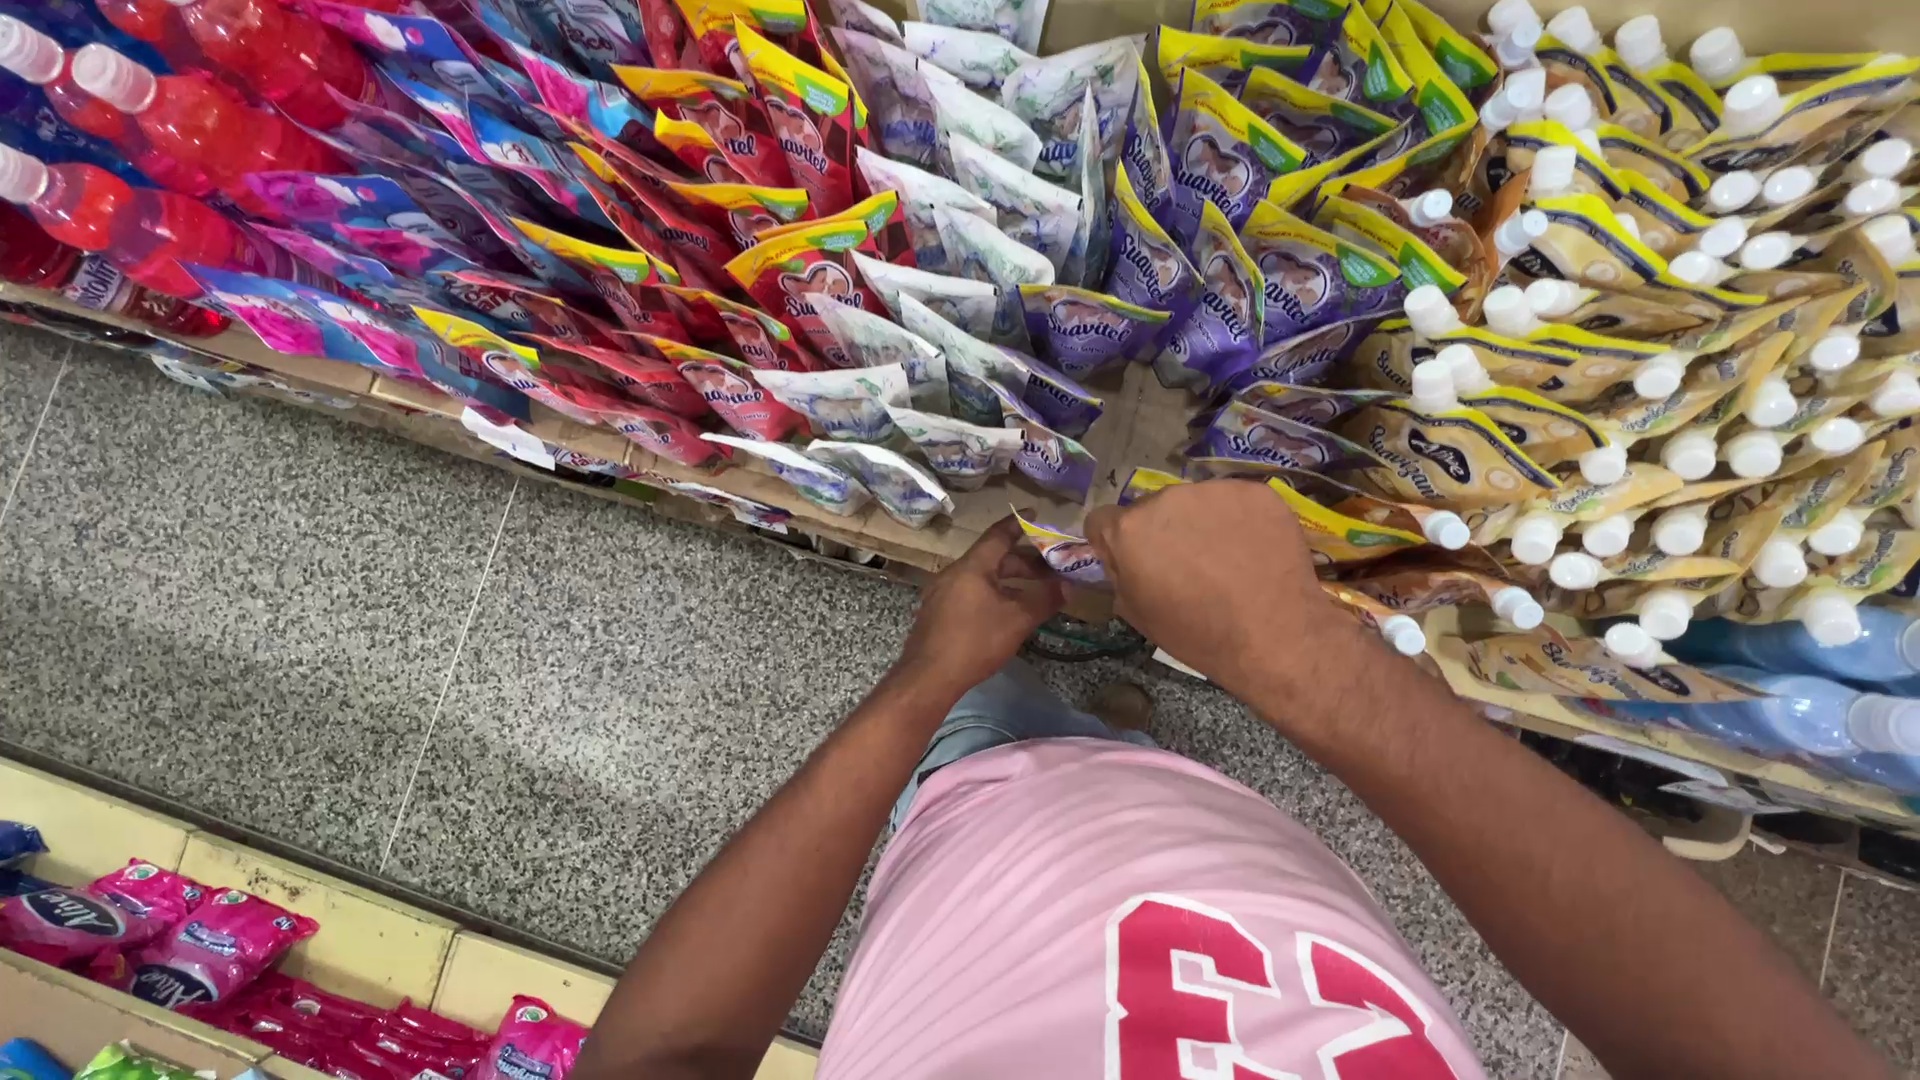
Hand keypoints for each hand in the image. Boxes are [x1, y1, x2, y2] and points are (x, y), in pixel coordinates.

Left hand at [894, 516, 1065, 700]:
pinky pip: (970, 592)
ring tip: (1034, 593)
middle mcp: (954, 573)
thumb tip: (1068, 586)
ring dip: (1008, 581)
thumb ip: (1044, 599)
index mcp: (972, 566)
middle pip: (992, 557)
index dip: (1019, 524)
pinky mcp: (937, 613)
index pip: (998, 535)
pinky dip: (992, 593)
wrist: (928, 676)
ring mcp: (942, 593)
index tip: (1036, 516)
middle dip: (1023, 561)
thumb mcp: (1018, 620)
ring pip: (981, 577)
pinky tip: (1006, 611)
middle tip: (1050, 569)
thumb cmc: (975, 641)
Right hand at [1085, 479, 1370, 702]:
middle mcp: (1165, 498)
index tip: (1132, 561)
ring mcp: (1213, 490)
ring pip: (1195, 502)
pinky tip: (1252, 549)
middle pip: (1151, 509)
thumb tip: (1124, 560)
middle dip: (1161, 531)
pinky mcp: (1254, 490)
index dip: (1113, 543)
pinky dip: (1238, 519)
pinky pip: (1234, 500)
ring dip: (1200, 522)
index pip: (1101, 521)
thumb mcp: (1137, 613)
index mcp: (1129, 529)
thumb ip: (1120, 574)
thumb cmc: (1197, 634)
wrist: (1273, 635)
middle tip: (1186, 565)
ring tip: (1225, 559)